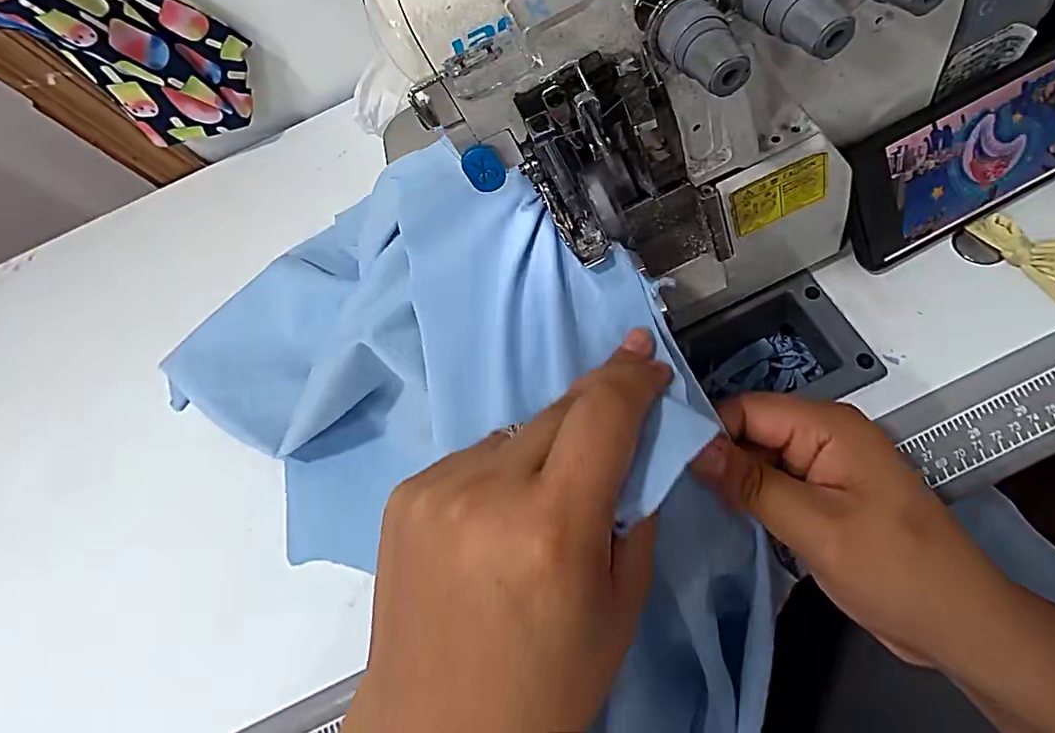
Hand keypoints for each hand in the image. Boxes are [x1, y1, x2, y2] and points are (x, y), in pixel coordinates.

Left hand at [343, 330, 670, 732]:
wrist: (436, 732)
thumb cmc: (547, 682)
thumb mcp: (620, 603)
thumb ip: (635, 508)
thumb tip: (637, 440)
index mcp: (552, 527)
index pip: (601, 413)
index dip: (630, 377)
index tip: (648, 359)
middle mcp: (487, 493)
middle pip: (559, 411)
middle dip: (597, 406)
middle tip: (622, 406)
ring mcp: (437, 488)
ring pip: (516, 433)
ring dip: (543, 448)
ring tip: (543, 501)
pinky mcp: (405, 493)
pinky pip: (475, 456)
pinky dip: (499, 471)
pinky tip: (496, 518)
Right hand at [689, 392, 1017, 668]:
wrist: (963, 628)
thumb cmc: (899, 572)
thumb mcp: (817, 528)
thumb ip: (752, 483)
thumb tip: (695, 447)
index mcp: (828, 425)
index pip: (747, 409)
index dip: (708, 431)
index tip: (670, 459)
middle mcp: (824, 433)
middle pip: (751, 429)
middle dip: (717, 456)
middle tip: (674, 486)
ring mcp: (825, 464)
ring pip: (759, 456)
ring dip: (732, 478)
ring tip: (690, 500)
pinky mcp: (825, 492)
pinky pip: (775, 480)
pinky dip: (752, 495)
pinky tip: (725, 514)